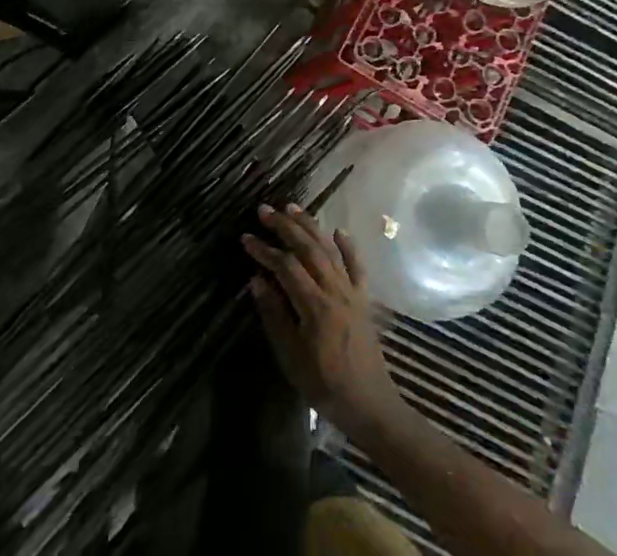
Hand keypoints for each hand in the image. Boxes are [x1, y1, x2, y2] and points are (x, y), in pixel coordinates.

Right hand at [242, 204, 401, 435]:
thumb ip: (274, 314)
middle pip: (309, 250)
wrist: (371, 407)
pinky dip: (349, 247)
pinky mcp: (364, 302)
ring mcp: (353, 295)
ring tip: (292, 208)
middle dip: (286, 227)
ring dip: (311, 228)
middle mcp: (336, 293)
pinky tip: (339, 231)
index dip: (264, 250)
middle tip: (264, 210)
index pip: (285, 267)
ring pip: (331, 252)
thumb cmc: (323, 384)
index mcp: (315, 307)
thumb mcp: (289, 354)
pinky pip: (357, 268)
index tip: (245, 238)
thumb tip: (256, 280)